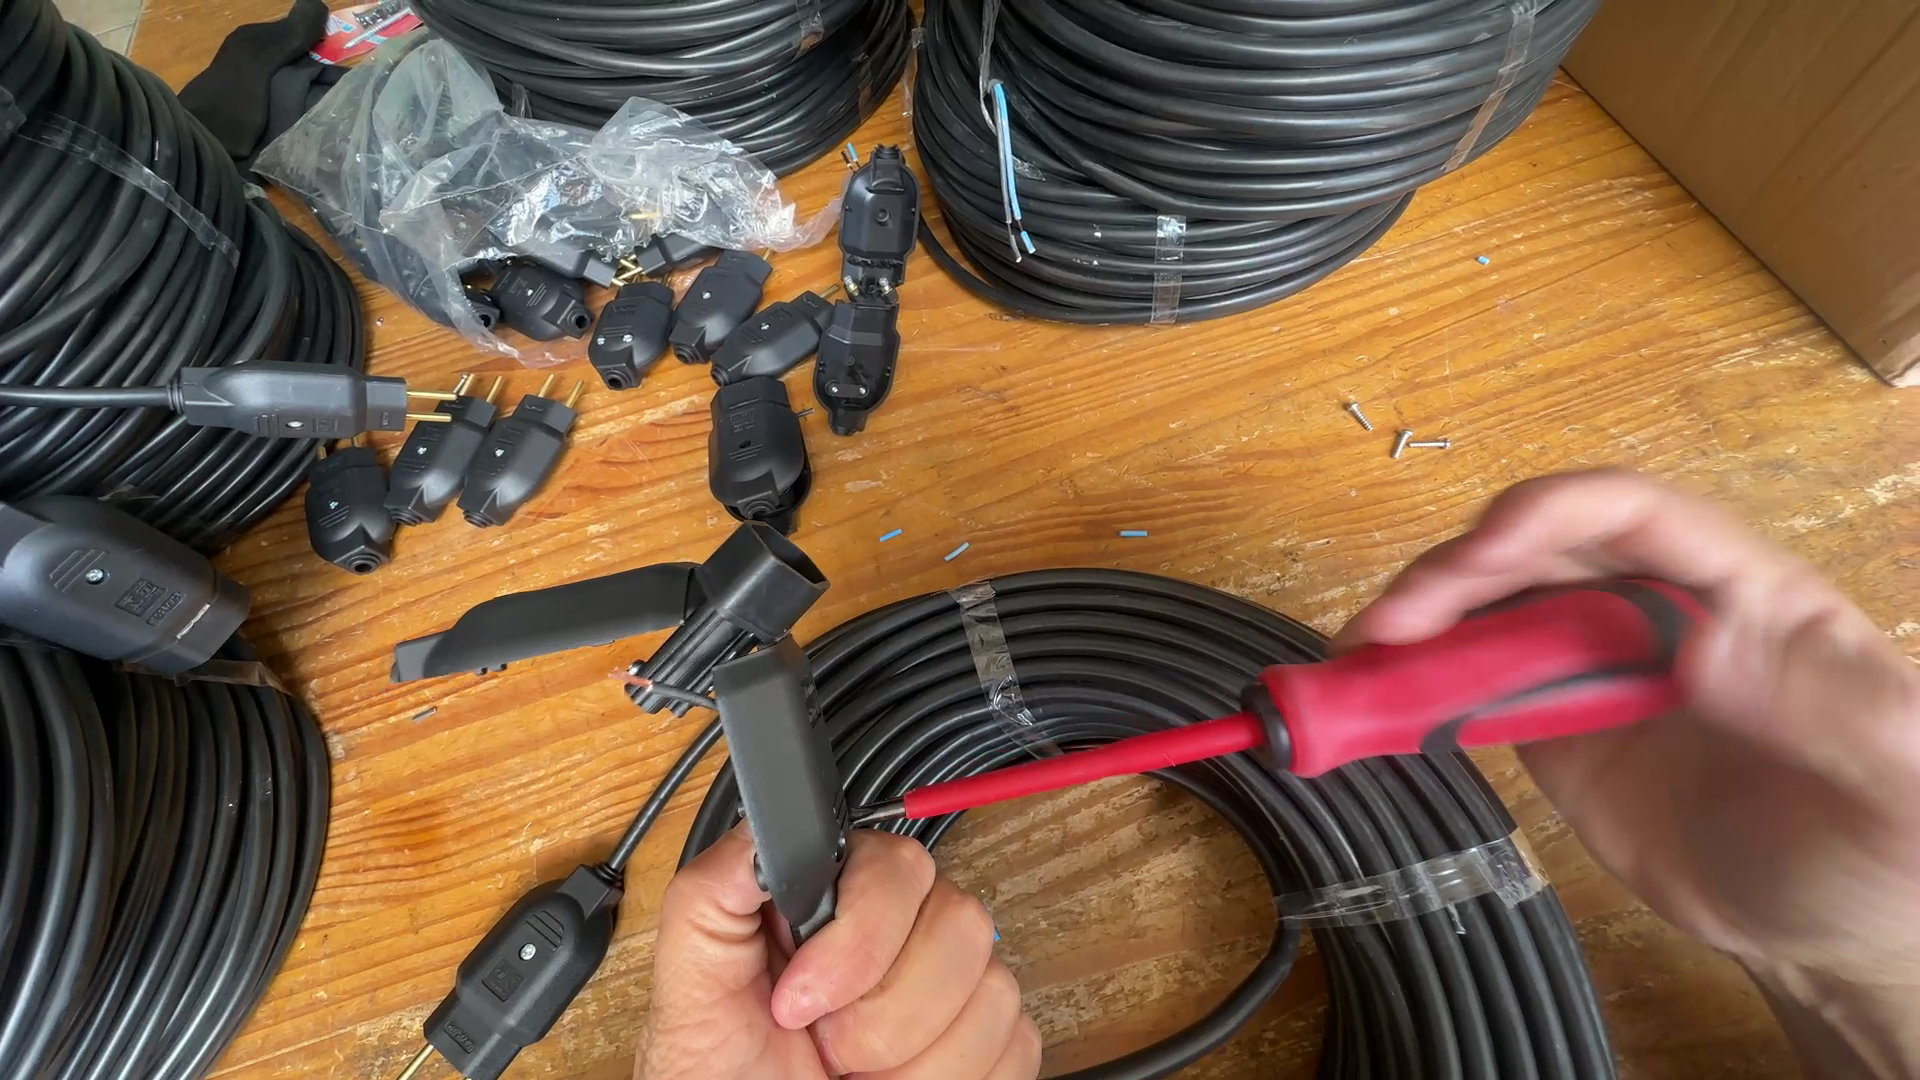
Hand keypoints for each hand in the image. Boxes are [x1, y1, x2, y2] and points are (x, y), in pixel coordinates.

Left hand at [636, 825, 1040, 1079]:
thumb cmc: (725, 1077)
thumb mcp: (697, 989)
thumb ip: (713, 893)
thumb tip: (763, 826)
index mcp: (845, 896)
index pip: (899, 867)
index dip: (860, 940)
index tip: (801, 1002)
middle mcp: (909, 925)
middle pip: (960, 922)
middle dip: (884, 1013)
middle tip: (827, 1048)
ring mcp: (957, 979)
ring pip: (993, 988)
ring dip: (916, 1062)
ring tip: (858, 1077)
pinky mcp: (991, 1036)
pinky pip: (1016, 1042)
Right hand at [1340, 470, 1919, 1072]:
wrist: (1803, 932)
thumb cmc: (1872, 856)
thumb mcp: (1902, 788)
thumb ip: (1833, 710)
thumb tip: (1700, 646)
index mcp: (1734, 593)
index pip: (1633, 514)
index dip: (1551, 511)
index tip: (1484, 546)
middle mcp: (1640, 608)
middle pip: (1526, 553)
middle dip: (1451, 573)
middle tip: (1392, 623)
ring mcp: (1576, 657)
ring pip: (1478, 601)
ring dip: (1413, 611)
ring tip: (1361, 646)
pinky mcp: (1529, 706)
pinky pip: (1460, 668)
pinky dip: (1407, 668)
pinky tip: (1371, 678)